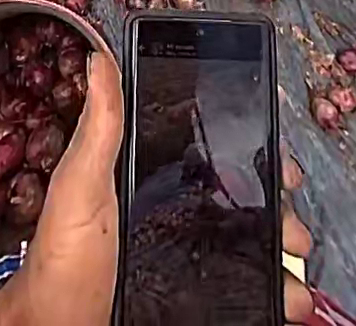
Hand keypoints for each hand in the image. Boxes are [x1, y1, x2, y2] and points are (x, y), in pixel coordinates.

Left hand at [0, 51, 317, 325]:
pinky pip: (239, 280)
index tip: (271, 141)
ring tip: (294, 249)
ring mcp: (183, 246)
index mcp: (149, 167)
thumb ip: (98, 127)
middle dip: (271, 191)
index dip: (244, 137)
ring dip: (277, 236)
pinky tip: (287, 296)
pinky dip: (269, 286)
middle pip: (234, 185)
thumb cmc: (62, 260)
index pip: (205, 140)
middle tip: (290, 199)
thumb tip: (100, 59)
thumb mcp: (81, 185)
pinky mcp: (191, 288)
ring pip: (244, 231)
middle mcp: (171, 201)